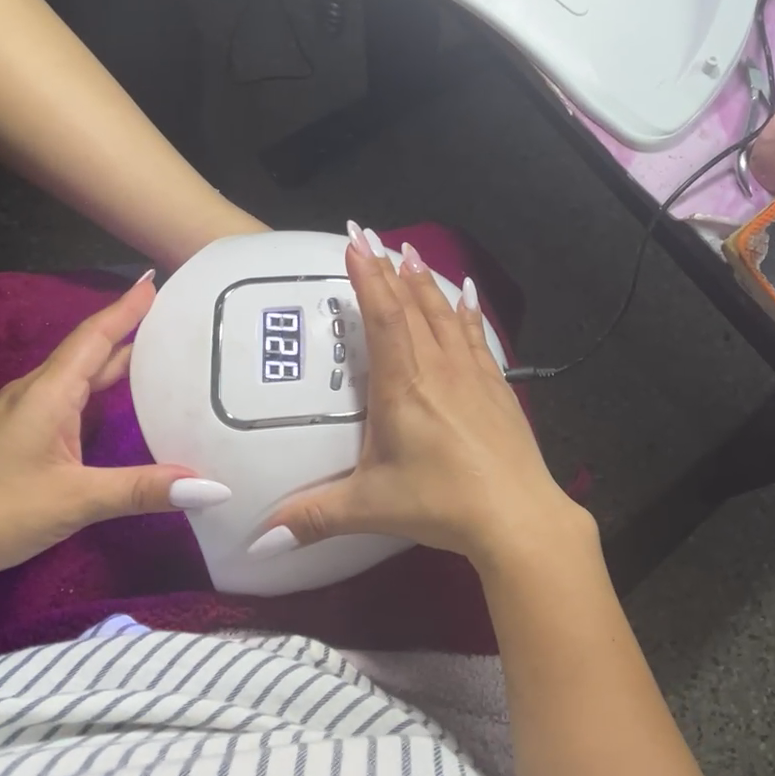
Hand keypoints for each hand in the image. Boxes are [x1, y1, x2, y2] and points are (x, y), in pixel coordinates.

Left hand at [0, 272, 229, 593]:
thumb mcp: (75, 502)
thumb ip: (144, 490)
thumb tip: (215, 487)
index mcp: (47, 395)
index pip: (95, 338)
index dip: (127, 308)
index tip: (156, 280)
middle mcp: (33, 394)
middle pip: (88, 352)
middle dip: (130, 330)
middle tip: (175, 319)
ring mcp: (19, 415)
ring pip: (76, 376)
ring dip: (114, 361)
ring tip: (157, 354)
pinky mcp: (14, 437)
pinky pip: (65, 398)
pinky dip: (97, 389)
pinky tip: (113, 404)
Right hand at [253, 225, 590, 568]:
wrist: (518, 514)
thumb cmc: (440, 503)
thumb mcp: (370, 508)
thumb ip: (312, 518)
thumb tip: (256, 542)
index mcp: (403, 385)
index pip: (384, 315)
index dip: (368, 276)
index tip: (354, 241)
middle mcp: (439, 367)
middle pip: (413, 305)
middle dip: (389, 267)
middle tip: (370, 233)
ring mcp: (473, 374)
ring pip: (446, 314)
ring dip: (425, 281)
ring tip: (410, 252)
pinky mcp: (498, 387)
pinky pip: (477, 337)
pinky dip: (467, 311)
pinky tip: (467, 293)